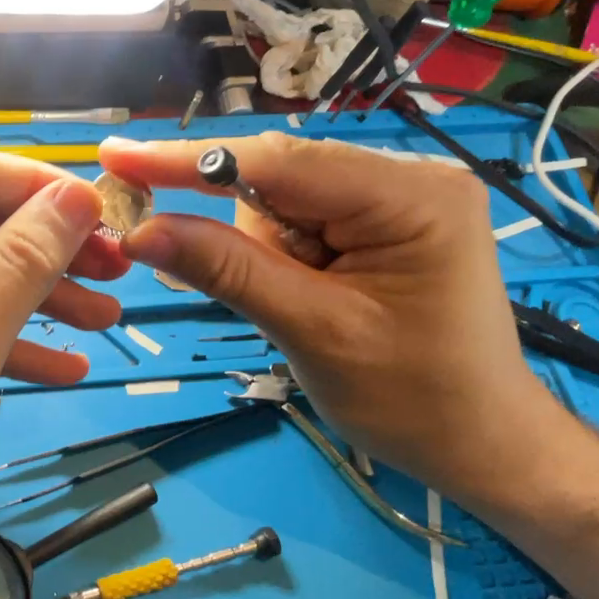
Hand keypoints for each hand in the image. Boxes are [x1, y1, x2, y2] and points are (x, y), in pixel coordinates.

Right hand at [98, 133, 560, 498]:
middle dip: (248, 237)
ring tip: (308, 312)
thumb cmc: (412, 398)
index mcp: (410, 194)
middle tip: (267, 296)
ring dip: (269, 257)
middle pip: (278, 180)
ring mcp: (397, 197)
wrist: (481, 442)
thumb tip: (141, 232)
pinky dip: (283, 261)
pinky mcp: (383, 222)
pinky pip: (301, 223)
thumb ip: (227, 271)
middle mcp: (407, 177)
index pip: (277, 162)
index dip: (187, 161)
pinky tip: (310, 299)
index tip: (117, 155)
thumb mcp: (312, 331)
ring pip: (281, 204)